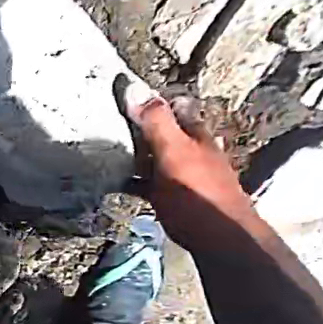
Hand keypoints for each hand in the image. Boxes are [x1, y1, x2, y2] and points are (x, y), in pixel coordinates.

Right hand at [122, 82, 268, 253]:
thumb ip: (156, 121)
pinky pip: (146, 181)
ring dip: (134, 152)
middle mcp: (192, 151)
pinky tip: (112, 181)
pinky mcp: (170, 196)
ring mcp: (182, 174)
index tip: (126, 96)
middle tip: (109, 121)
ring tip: (105, 149)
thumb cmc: (197, 191)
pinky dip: (131, 179)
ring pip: (154, 156)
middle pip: (164, 131)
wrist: (217, 237)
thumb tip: (134, 87)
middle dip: (141, 125)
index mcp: (196, 136)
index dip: (156, 100)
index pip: (177, 107)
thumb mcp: (174, 151)